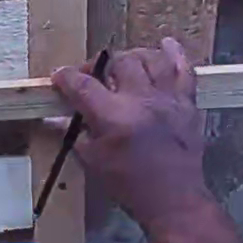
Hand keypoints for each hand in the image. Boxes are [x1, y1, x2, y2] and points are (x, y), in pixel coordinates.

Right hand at [51, 37, 211, 227]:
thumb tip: (55, 119)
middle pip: (118, 62)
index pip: (83, 85)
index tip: (57, 77)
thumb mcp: (91, 160)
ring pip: (149, 59)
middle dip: (99, 65)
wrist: (172, 198)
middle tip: (91, 77)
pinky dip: (173, 53)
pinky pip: (184, 68)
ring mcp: (167, 98)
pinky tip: (164, 45)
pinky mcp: (187, 102)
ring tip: (121, 65)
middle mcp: (141, 100)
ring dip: (131, 57)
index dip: (65, 77)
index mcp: (113, 116)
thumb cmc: (126, 183)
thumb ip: (74, 133)